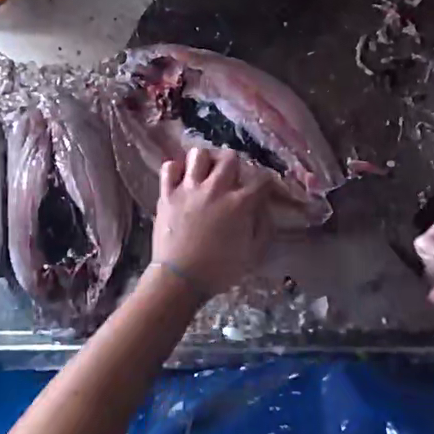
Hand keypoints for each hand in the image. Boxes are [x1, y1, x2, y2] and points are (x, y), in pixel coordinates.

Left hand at [152, 148, 273, 299]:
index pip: (261, 179)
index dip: (266, 181)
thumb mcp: (253, 254)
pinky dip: (176, 169)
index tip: (263, 188)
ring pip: (198, 154)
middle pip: (230, 158)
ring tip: (206, 174)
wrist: (179, 278)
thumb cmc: (219, 270)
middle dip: (236, 164)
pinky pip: (169, 167)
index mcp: (240, 204)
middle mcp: (215, 189)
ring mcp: (188, 188)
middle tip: (233, 177)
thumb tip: (264, 208)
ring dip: (206, 161)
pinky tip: (182, 179)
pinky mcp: (167, 193)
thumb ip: (264, 227)